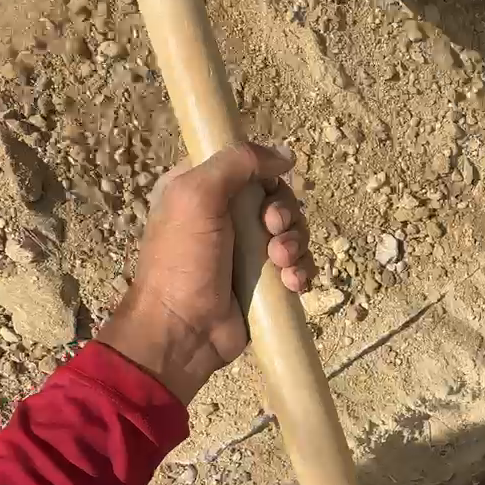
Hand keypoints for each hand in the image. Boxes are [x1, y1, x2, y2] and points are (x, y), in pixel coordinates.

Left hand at [97, 143, 314, 403]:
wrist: (183, 330)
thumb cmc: (181, 261)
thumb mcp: (197, 196)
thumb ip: (237, 164)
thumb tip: (286, 155)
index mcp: (203, 190)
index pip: (250, 168)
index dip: (267, 179)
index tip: (266, 197)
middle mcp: (226, 217)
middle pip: (279, 200)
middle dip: (287, 217)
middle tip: (273, 233)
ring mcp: (249, 252)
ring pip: (294, 233)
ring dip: (296, 246)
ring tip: (282, 265)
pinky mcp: (267, 282)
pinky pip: (299, 266)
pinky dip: (302, 272)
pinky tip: (293, 284)